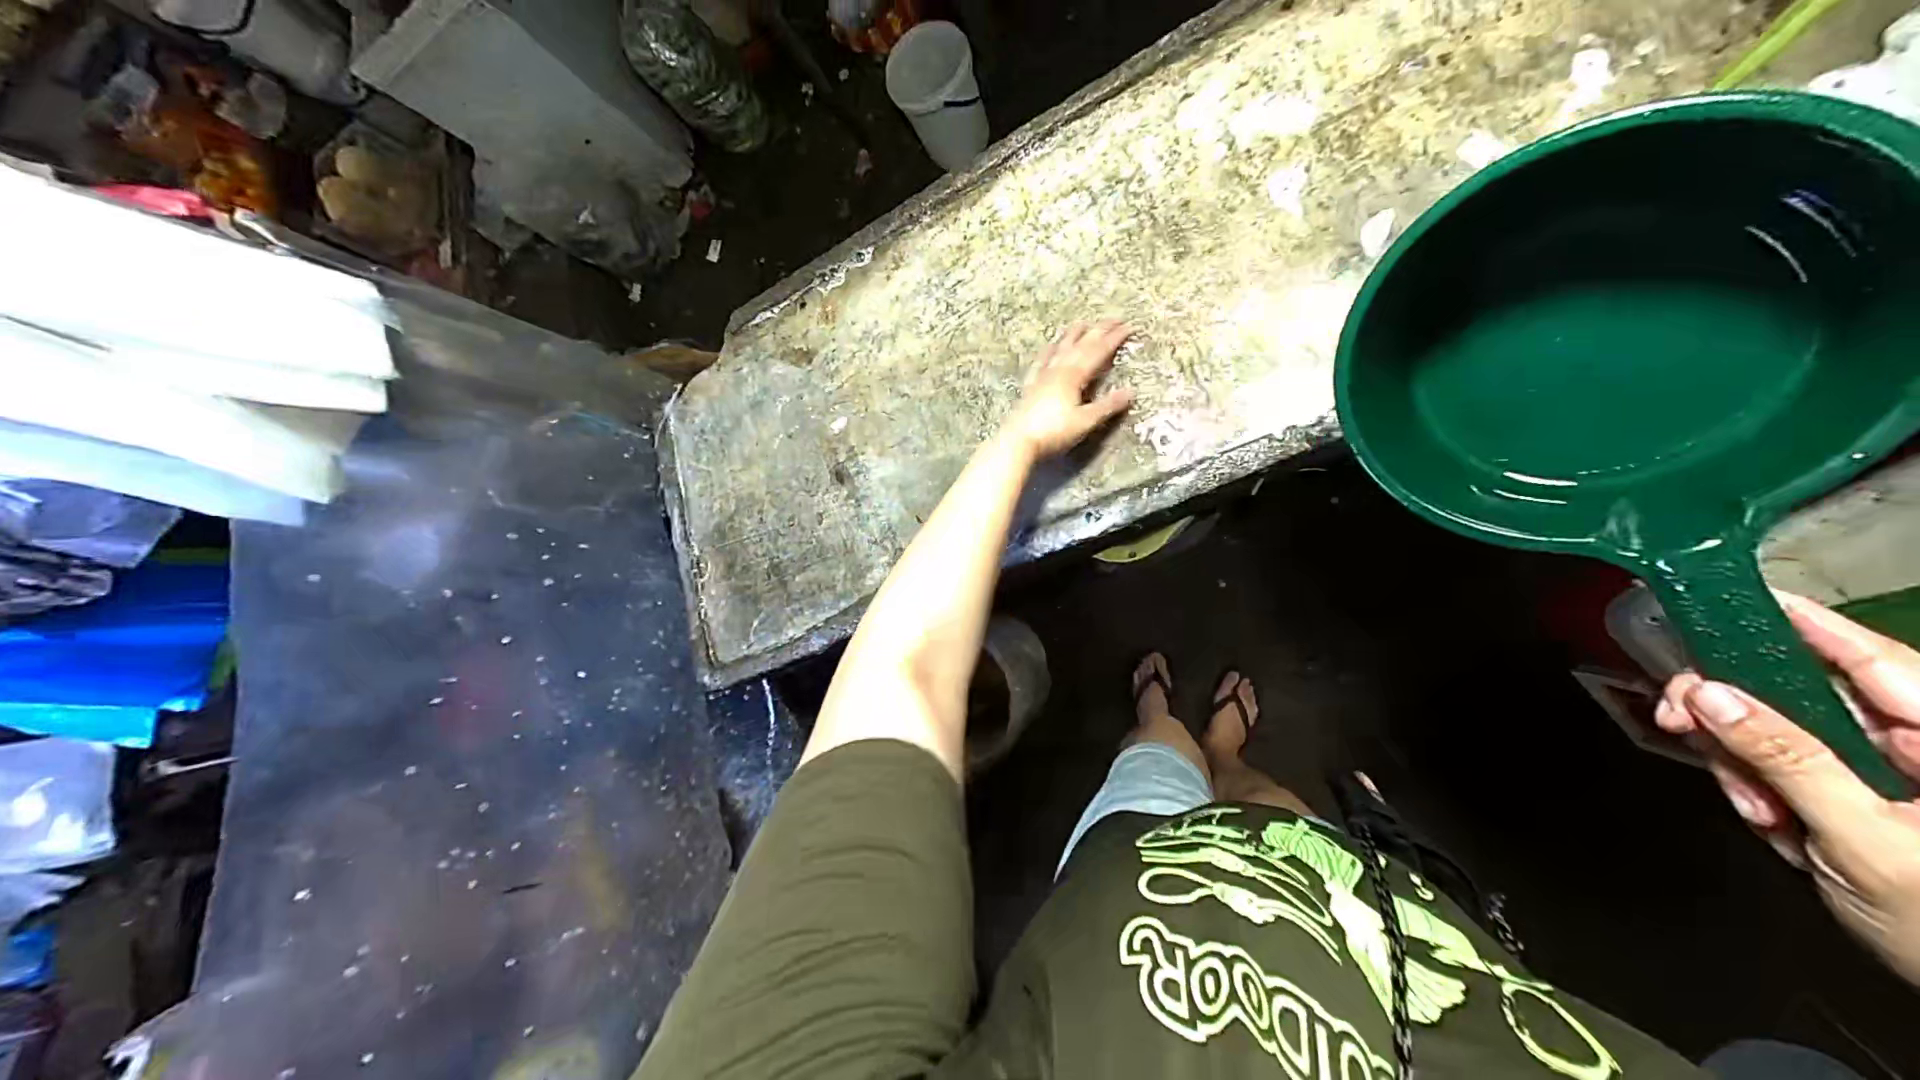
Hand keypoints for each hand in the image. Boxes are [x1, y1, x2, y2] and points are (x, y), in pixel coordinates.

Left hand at [1000, 320, 1136, 460]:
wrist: (1018, 440)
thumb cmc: (1053, 432)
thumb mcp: (1085, 421)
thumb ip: (1107, 406)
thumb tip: (1130, 392)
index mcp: (1073, 376)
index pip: (1098, 351)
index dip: (1114, 338)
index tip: (1129, 326)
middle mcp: (1058, 370)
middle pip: (1081, 345)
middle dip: (1099, 331)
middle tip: (1113, 319)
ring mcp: (1042, 375)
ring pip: (1061, 348)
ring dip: (1074, 335)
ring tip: (1083, 324)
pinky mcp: (1031, 385)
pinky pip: (1042, 360)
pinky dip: (1049, 350)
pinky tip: (1050, 346)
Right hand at [1656, 591, 1919, 983]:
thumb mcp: (1866, 842)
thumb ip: (1787, 761)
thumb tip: (1710, 695)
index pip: (1875, 662)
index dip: (1808, 624)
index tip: (1742, 597)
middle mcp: (1918, 749)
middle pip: (1804, 695)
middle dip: (1735, 710)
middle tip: (1681, 720)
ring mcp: (1887, 774)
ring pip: (1780, 733)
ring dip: (1744, 763)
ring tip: (1756, 809)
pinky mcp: (1857, 797)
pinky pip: (1784, 769)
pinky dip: (1760, 789)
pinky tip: (1770, 820)